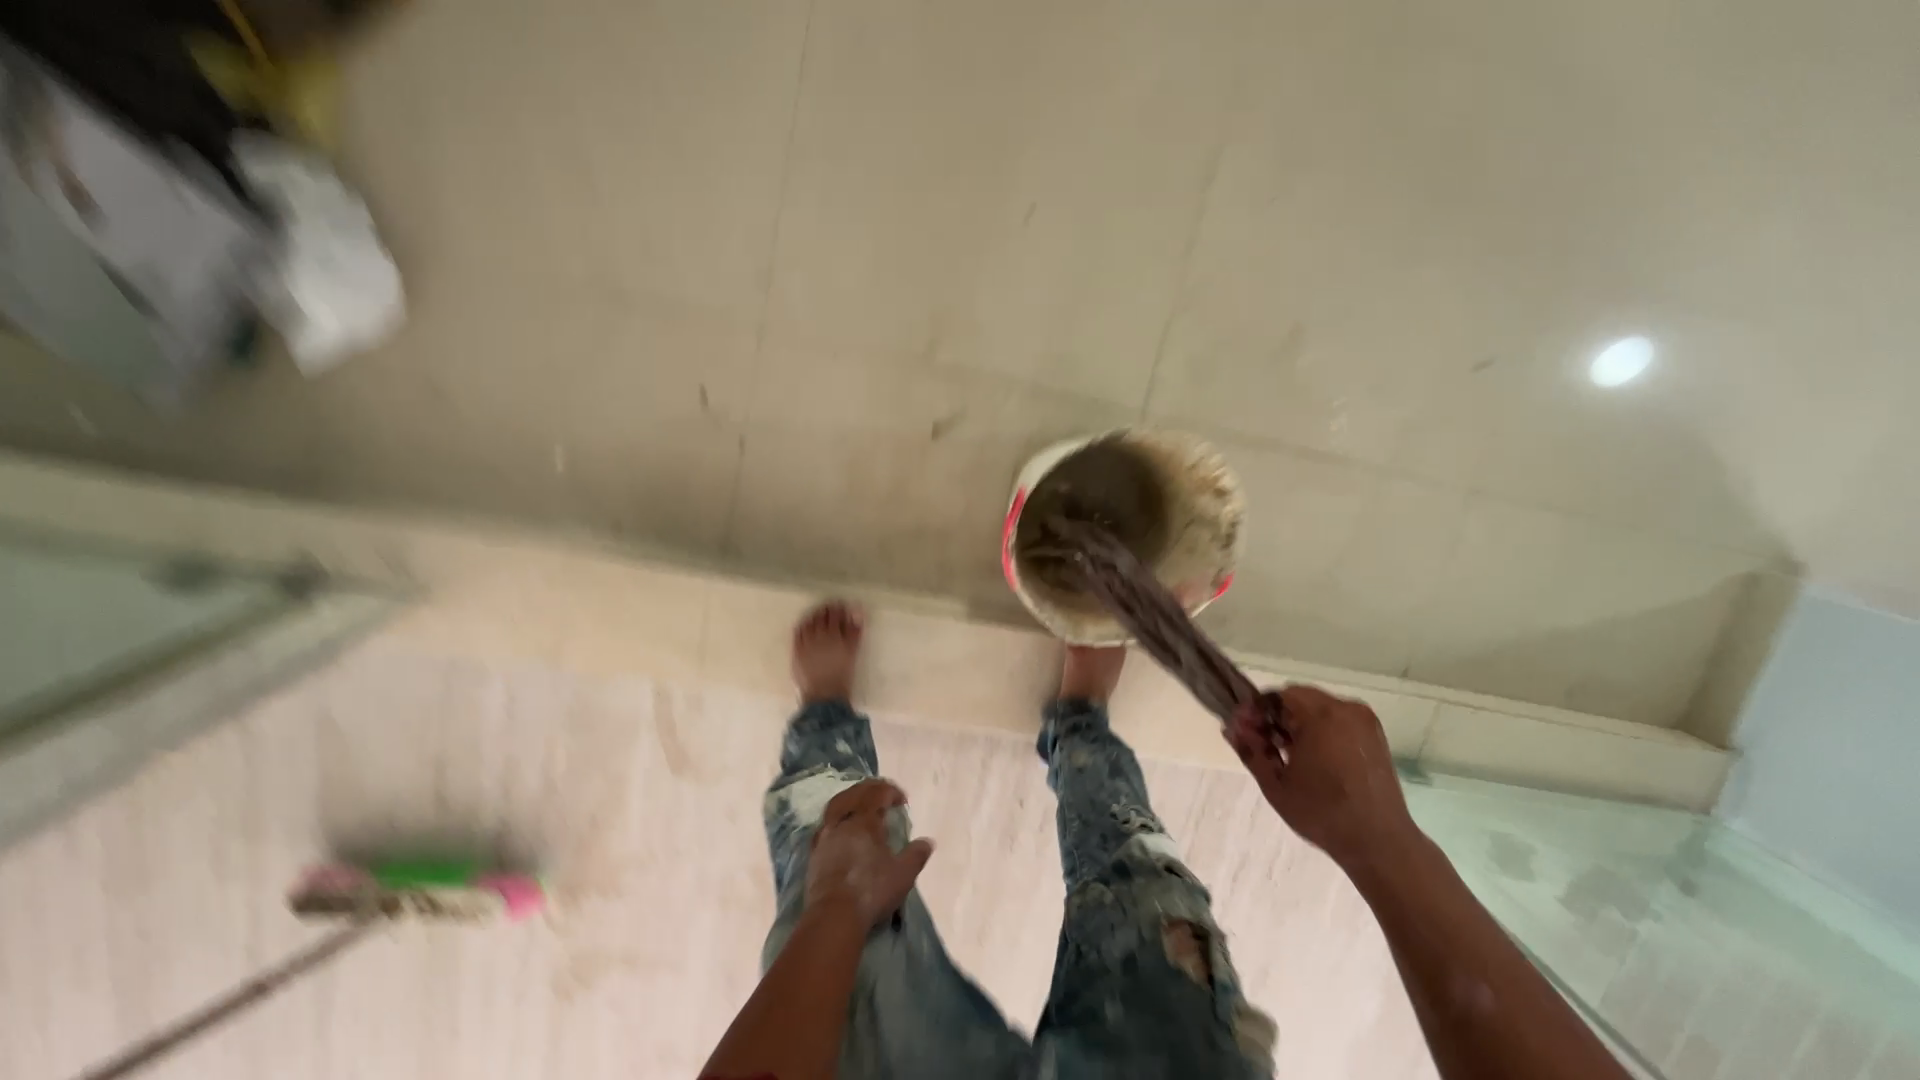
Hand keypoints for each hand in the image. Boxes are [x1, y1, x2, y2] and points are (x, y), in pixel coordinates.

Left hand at [804, 779, 934, 928]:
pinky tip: (840, 829)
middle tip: (881, 794)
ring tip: (859, 806)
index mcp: (864, 822)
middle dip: (869, 790)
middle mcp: (842, 823)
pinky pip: (824, 826)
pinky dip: (835, 820)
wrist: (834, 915)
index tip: (902, 801)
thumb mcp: (903, 874)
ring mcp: (824, 838)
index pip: (877, 794)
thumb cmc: (872, 891)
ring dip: (849, 800)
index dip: (891, 791)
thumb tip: (927, 841)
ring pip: (835, 807)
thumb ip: (916, 854)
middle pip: (853, 795)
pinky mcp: (814, 854)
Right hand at [1228, 684, 1420, 869]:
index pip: (1277, 695)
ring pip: (1318, 709)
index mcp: (1320, 715)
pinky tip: (1310, 758)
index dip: (1256, 711)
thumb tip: (1231, 727)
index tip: (1243, 731)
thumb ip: (1250, 749)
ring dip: (1297, 724)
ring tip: (1284, 754)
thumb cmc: (1321, 812)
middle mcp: (1346, 709)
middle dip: (1276, 717)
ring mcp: (1364, 722)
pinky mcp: (1375, 736)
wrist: (1378, 841)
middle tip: (1260, 744)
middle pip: (1299, 699)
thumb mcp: (1275, 783)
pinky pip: (1337, 721)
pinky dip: (1319, 731)